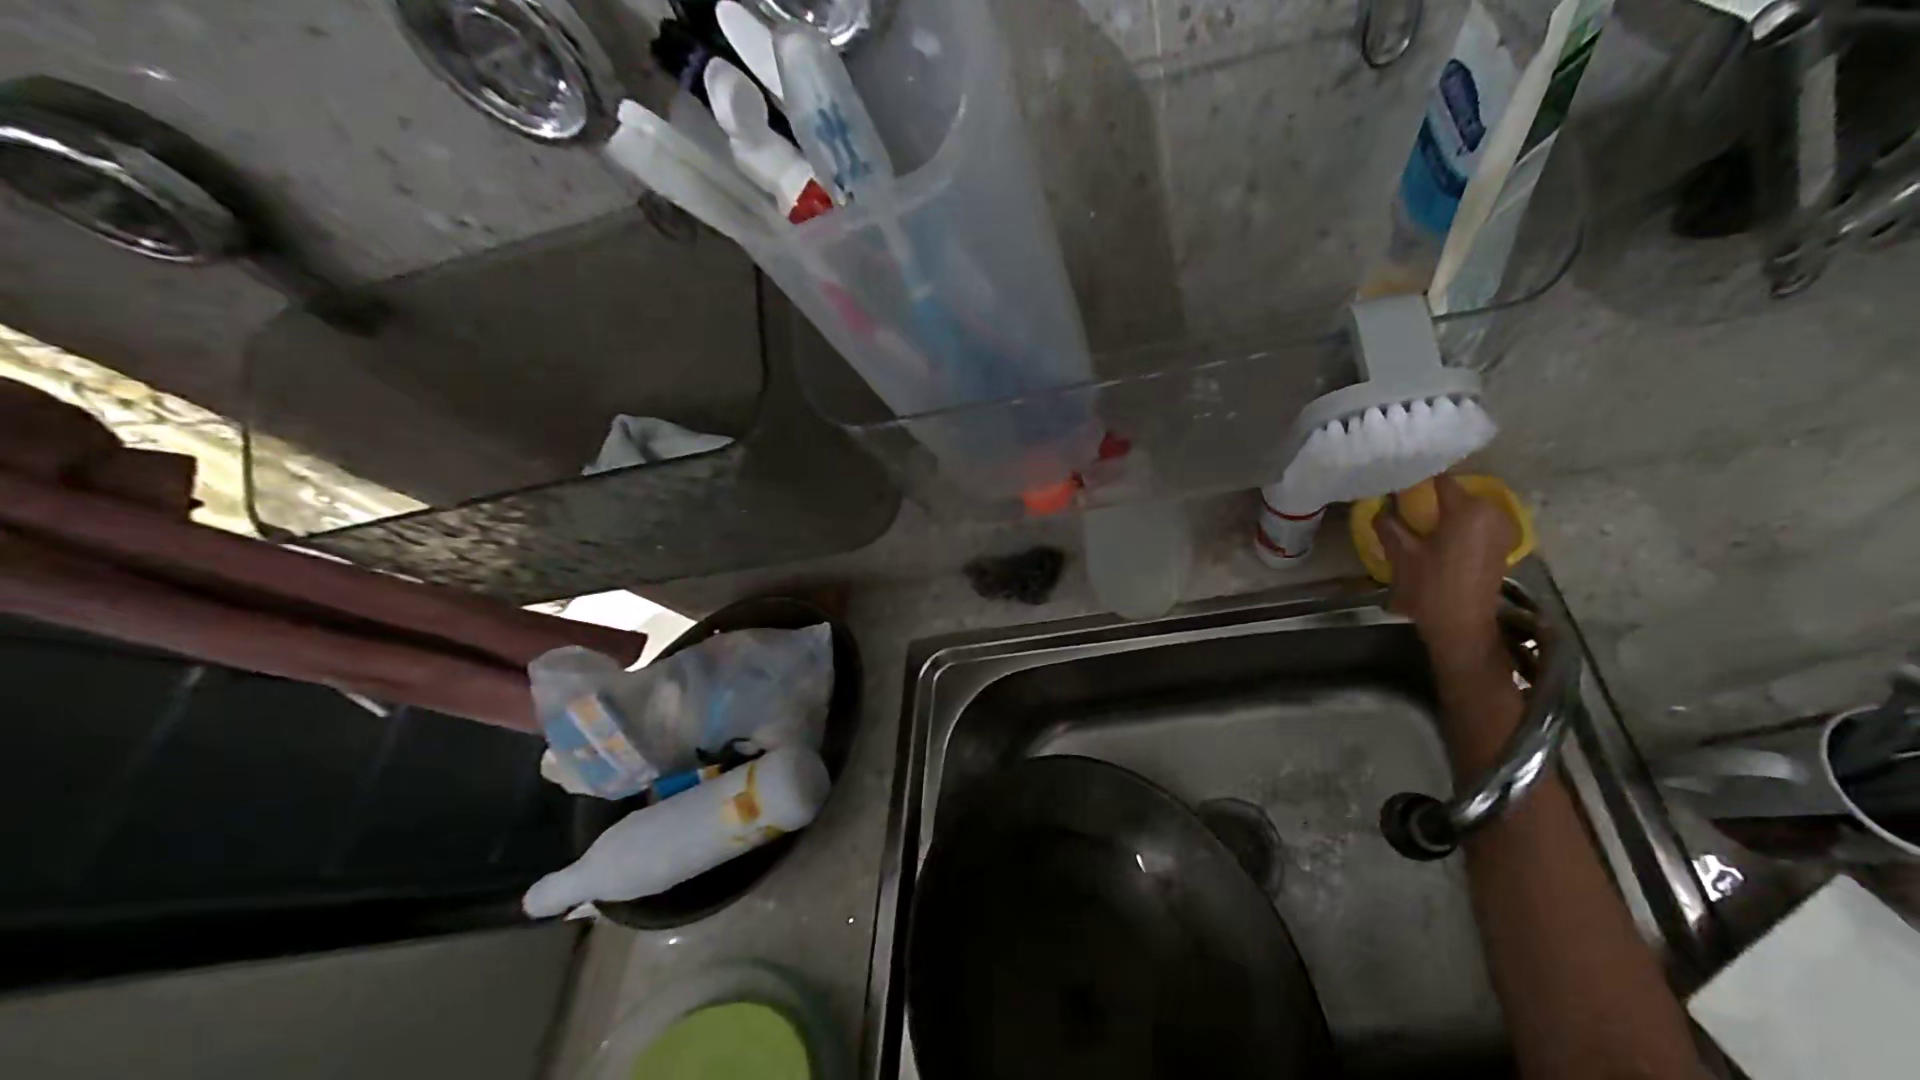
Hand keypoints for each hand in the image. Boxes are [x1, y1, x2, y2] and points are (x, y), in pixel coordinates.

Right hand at [1379, 475, 1517, 657]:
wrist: (1461, 625)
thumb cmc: (1430, 587)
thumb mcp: (1401, 554)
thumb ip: (1388, 523)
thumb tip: (1381, 505)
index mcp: (1468, 510)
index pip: (1439, 479)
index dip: (1415, 478)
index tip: (1395, 481)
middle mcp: (1492, 512)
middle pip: (1456, 492)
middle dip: (1429, 495)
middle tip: (1402, 501)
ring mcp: (1502, 528)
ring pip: (1467, 507)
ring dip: (1443, 509)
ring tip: (1416, 517)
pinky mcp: (1503, 543)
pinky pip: (1477, 521)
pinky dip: (1457, 522)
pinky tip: (1436, 534)